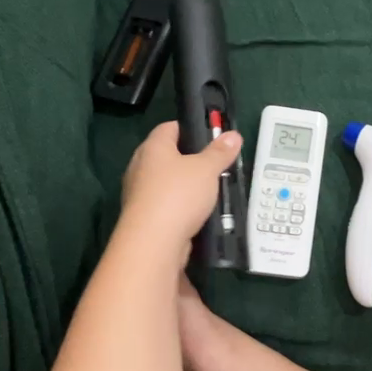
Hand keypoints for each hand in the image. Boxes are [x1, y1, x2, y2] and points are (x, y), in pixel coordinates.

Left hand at [118, 122, 242, 255]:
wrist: (153, 243)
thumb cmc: (178, 195)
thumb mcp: (207, 169)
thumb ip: (220, 152)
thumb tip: (232, 135)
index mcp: (153, 147)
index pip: (169, 127)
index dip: (190, 128)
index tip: (210, 137)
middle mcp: (140, 167)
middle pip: (167, 156)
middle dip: (190, 160)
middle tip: (215, 166)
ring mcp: (139, 194)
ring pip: (167, 182)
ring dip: (186, 186)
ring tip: (211, 191)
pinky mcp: (143, 217)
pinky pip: (165, 205)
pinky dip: (181, 207)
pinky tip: (198, 214)